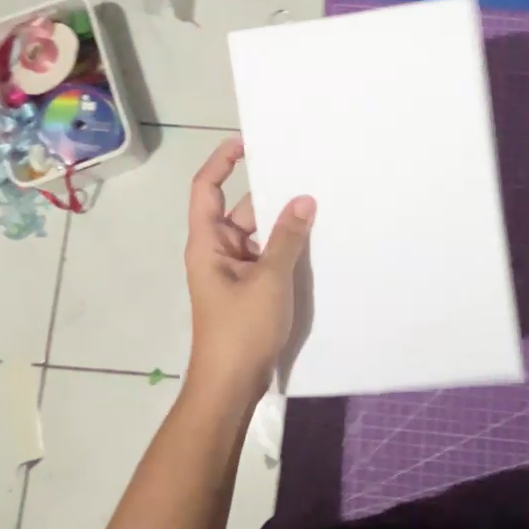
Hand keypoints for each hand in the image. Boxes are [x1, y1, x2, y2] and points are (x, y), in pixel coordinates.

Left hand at [183, 138, 316, 405]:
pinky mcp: (250, 292)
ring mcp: (235, 273)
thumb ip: (288, 238)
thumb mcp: (269, 280)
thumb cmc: (241, 329)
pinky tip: (317, 242)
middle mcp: (218, 251)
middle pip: (241, 210)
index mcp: (209, 242)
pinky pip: (268, 259)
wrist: (231, 387)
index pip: (207, 188)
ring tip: (321, 204)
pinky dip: (287, 249)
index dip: (222, 161)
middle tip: (306, 174)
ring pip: (259, 236)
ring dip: (284, 225)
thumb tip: (304, 200)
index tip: (247, 142)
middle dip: (270, 195)